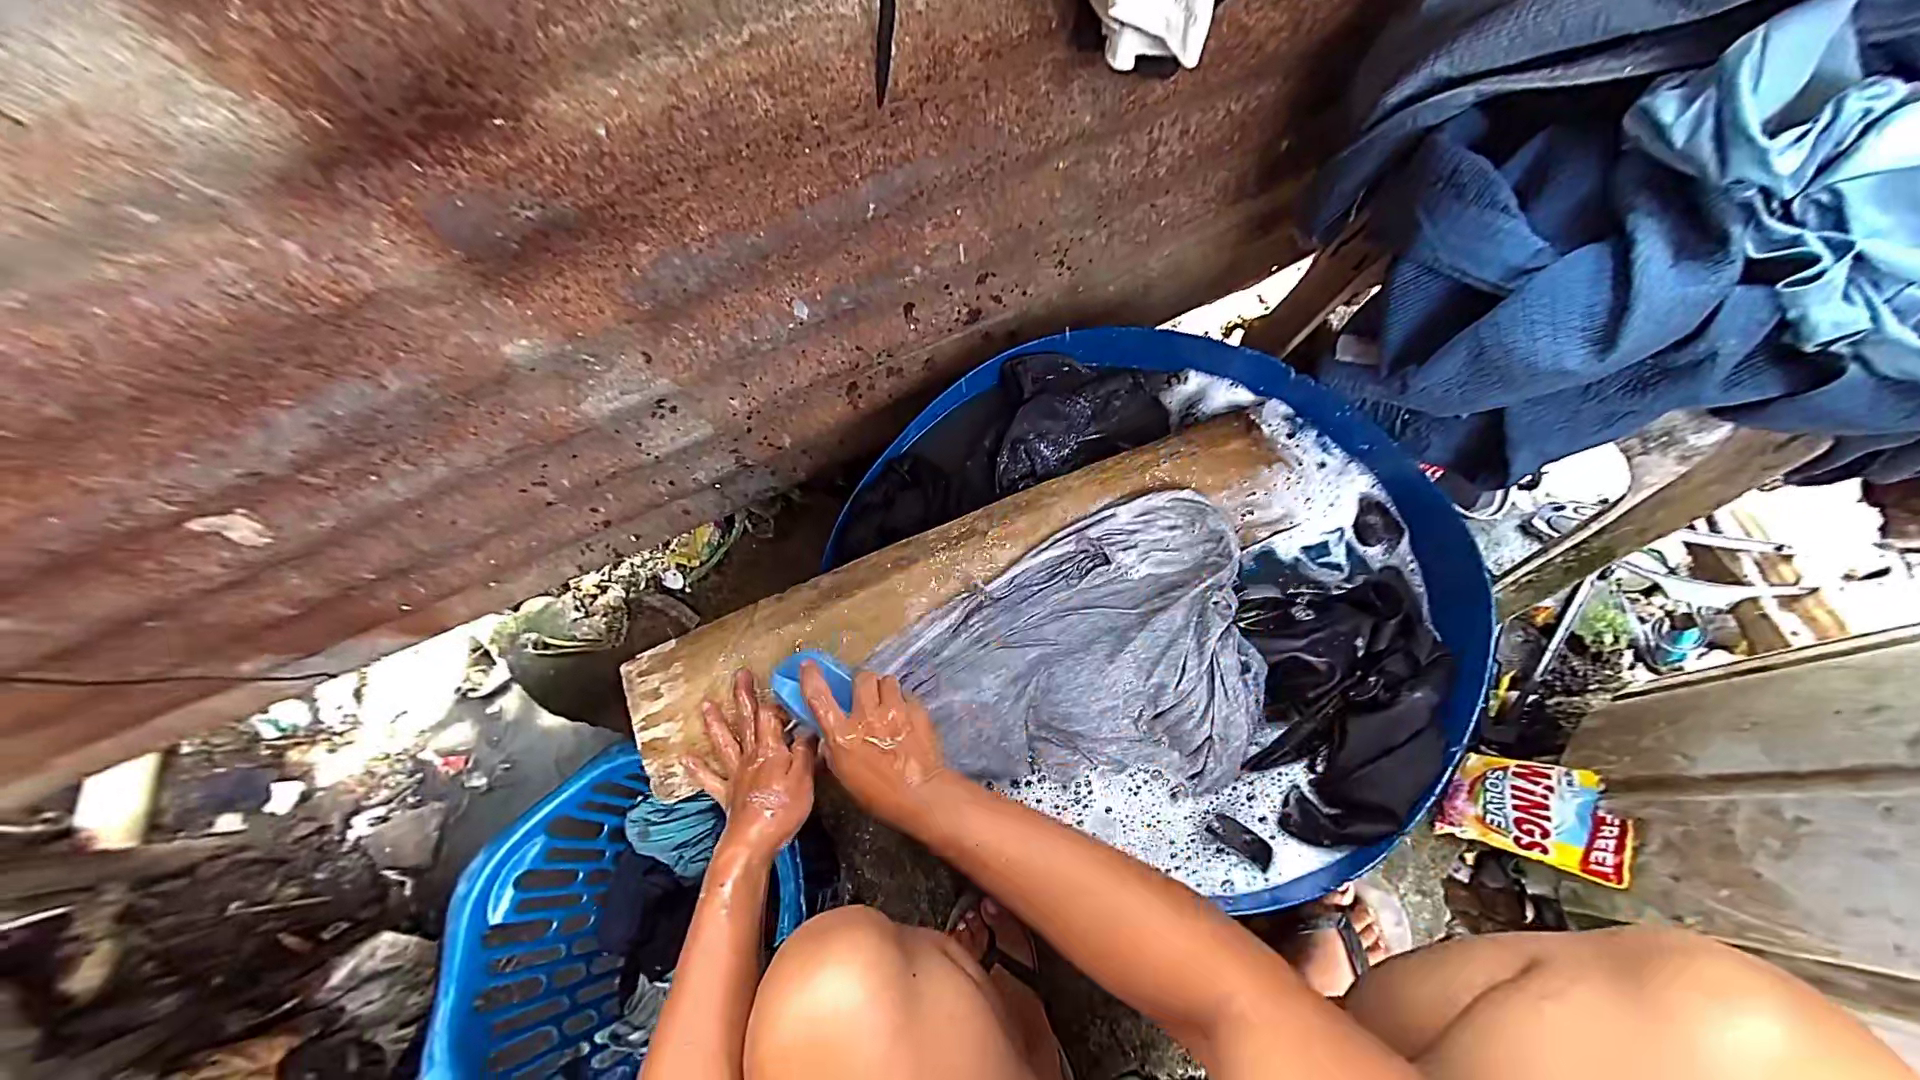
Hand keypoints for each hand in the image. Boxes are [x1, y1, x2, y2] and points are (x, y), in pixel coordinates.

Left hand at [686, 669, 816, 861]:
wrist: (752, 842)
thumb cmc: (782, 810)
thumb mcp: (804, 777)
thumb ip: (805, 751)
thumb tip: (807, 728)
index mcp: (771, 750)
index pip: (771, 717)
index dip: (775, 701)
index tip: (779, 685)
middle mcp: (751, 757)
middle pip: (746, 721)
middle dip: (743, 696)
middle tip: (740, 675)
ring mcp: (736, 775)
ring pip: (725, 743)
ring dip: (716, 723)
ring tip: (706, 705)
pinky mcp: (727, 795)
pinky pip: (709, 779)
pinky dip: (697, 768)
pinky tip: (687, 758)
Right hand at [800, 663, 951, 829]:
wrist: (921, 795)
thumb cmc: (878, 793)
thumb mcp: (844, 774)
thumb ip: (834, 748)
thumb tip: (829, 735)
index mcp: (843, 735)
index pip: (819, 697)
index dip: (811, 677)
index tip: (809, 666)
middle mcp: (867, 716)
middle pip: (862, 677)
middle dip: (862, 683)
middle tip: (865, 695)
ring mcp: (894, 710)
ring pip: (887, 681)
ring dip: (884, 690)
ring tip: (887, 704)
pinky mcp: (917, 710)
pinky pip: (907, 695)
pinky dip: (904, 702)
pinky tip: (906, 718)